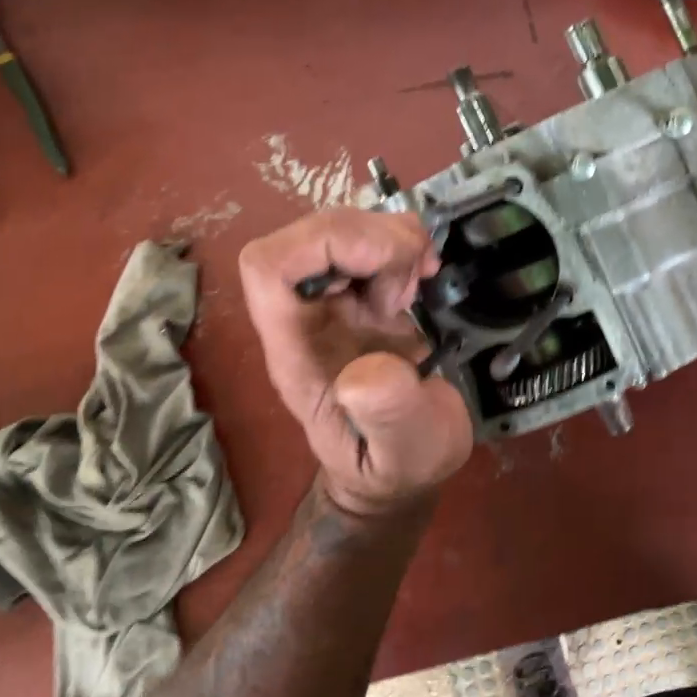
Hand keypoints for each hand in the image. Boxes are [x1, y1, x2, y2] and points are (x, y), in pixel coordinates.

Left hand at [239, 209, 472, 516]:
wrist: (404, 468)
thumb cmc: (396, 464)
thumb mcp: (403, 451)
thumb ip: (388, 414)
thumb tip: (367, 370)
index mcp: (296, 348)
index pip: (270, 266)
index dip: (324, 245)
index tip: (387, 271)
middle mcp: (307, 314)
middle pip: (311, 235)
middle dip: (373, 240)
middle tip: (414, 284)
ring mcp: (335, 301)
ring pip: (342, 229)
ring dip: (392, 238)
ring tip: (422, 281)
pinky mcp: (366, 294)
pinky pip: (372, 240)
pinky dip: (405, 241)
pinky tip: (426, 273)